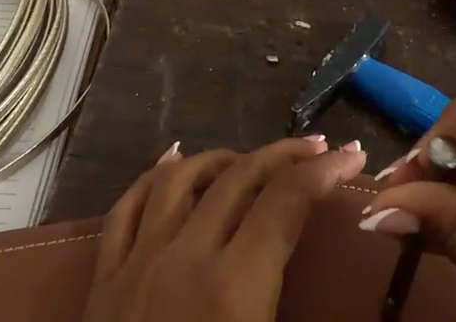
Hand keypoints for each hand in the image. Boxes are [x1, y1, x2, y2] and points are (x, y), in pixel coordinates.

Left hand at [82, 136, 367, 321]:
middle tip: (319, 150)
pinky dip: (152, 175)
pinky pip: (124, 207)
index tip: (353, 157)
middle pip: (240, 178)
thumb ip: (301, 312)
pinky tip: (171, 161)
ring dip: (223, 158)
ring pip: (181, 180)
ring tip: (252, 159)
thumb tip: (352, 313)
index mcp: (235, 287)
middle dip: (285, 156)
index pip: (286, 201)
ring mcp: (137, 263)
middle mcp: (186, 257)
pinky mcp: (102, 280)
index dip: (324, 173)